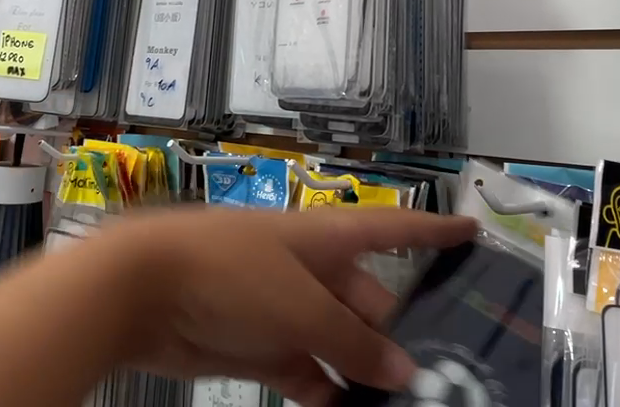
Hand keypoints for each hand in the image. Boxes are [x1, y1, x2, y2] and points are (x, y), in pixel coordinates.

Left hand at [96, 206, 477, 405]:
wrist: (147, 288)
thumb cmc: (233, 272)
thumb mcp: (301, 307)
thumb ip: (353, 342)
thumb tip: (404, 370)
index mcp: (329, 238)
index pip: (395, 229)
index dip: (435, 230)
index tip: (473, 233)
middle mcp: (314, 269)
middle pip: (371, 302)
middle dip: (399, 339)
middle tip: (439, 380)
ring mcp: (287, 308)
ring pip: (342, 343)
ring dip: (365, 376)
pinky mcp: (262, 345)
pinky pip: (310, 372)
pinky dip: (328, 394)